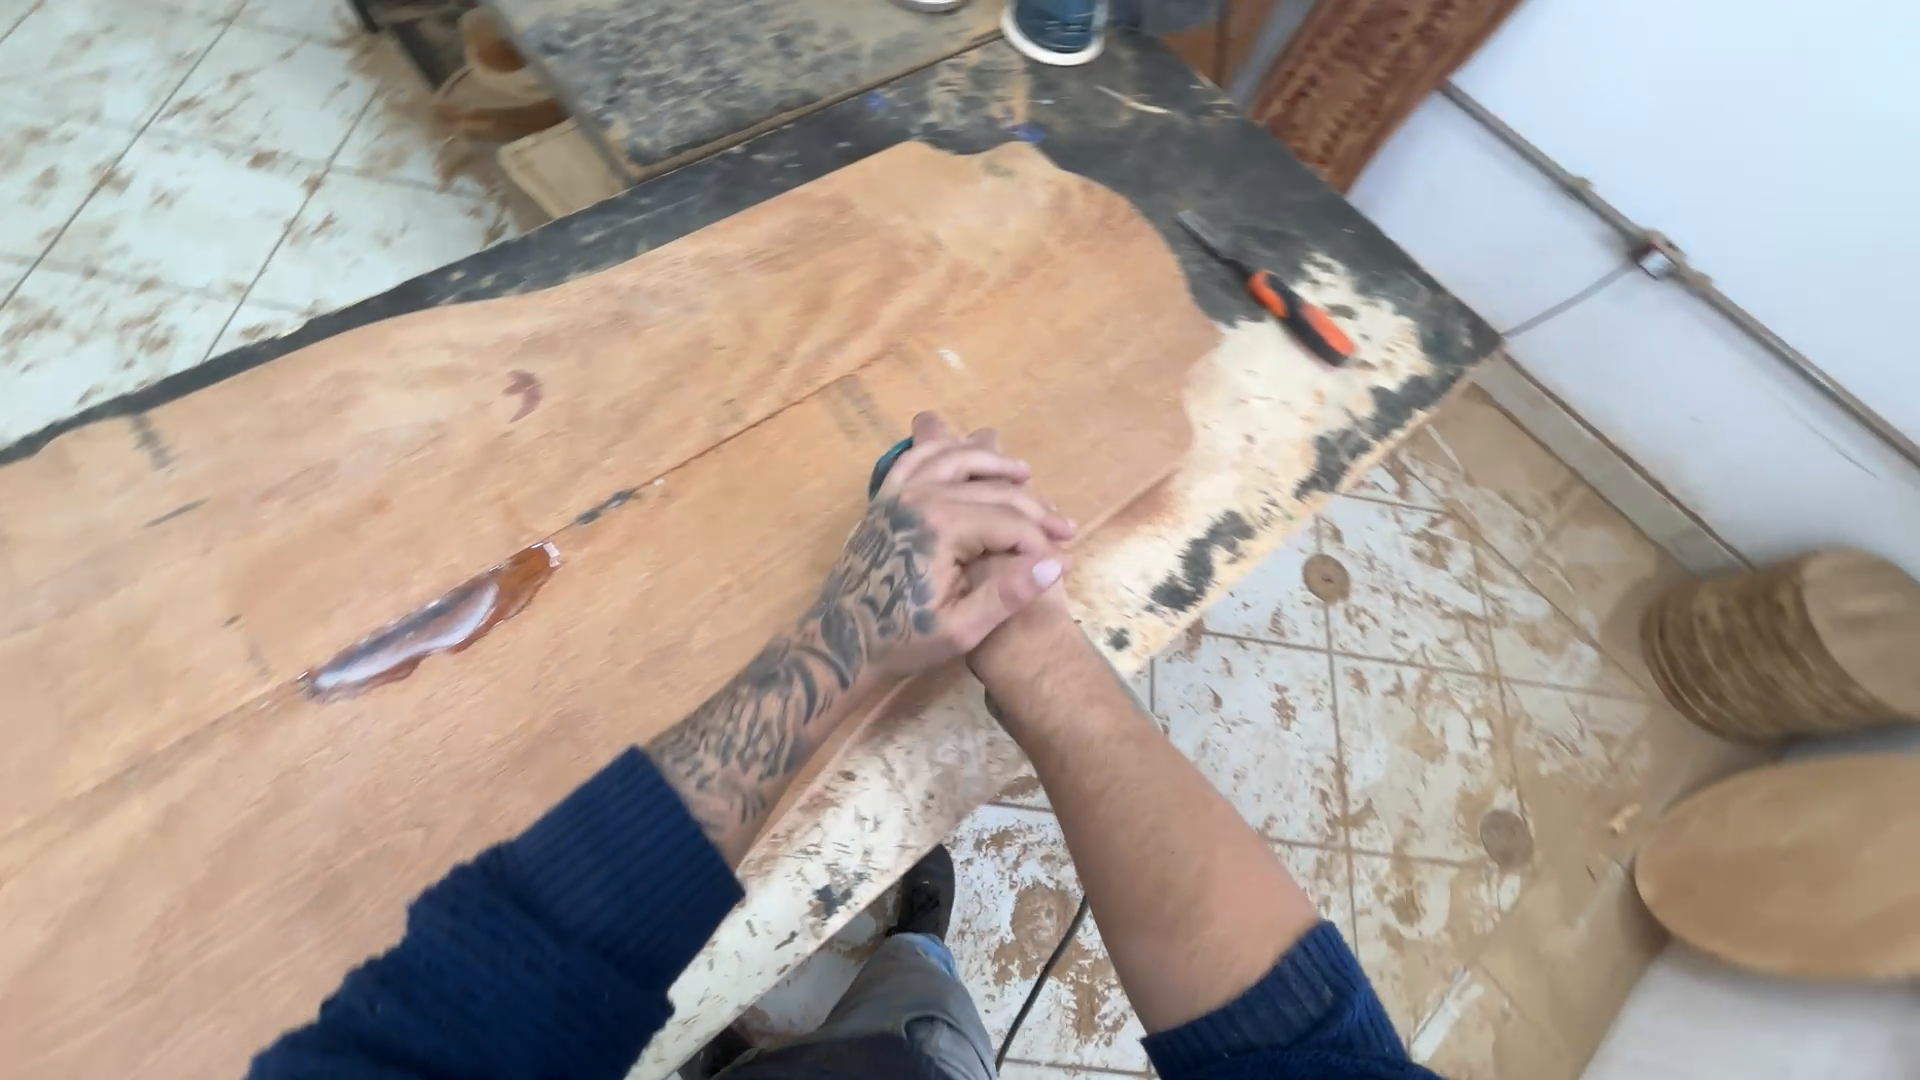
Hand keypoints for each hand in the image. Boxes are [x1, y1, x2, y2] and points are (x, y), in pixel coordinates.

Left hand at [812, 412, 1075, 683]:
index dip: (1042, 541)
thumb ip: (1008, 594)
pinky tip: (966, 452)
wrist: (840, 641)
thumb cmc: (901, 640)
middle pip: (992, 490)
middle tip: (1065, 527)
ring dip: (995, 463)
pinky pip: (918, 458)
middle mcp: (920, 497)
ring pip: (957, 460)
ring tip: (1025, 472)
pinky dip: (946, 449)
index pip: (1010, 523)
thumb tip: (1056, 562)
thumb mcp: (961, 630)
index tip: (1065, 560)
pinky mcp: (884, 497)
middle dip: (1034, 509)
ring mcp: (898, 492)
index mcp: (941, 528)